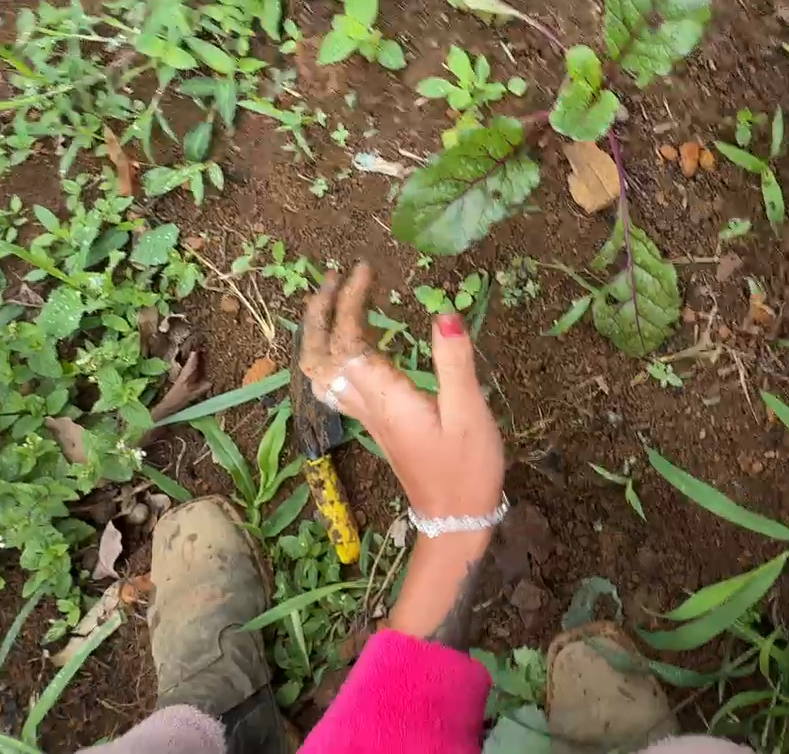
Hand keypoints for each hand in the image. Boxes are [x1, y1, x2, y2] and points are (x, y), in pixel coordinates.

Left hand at [300, 264, 504, 643]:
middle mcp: (368, 405)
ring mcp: (369, 418)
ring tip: (332, 304)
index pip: (351, 340)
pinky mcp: (379, 425)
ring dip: (319, 334)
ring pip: (322, 374)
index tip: (364, 270)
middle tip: (333, 278)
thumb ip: (454, 362)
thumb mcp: (469, 412)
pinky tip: (349, 348)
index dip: (351, 302)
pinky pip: (338, 385)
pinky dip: (333, 356)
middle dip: (319, 314)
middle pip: (320, 357)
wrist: (455, 518)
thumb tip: (443, 312)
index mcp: (386, 397)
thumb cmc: (467, 467)